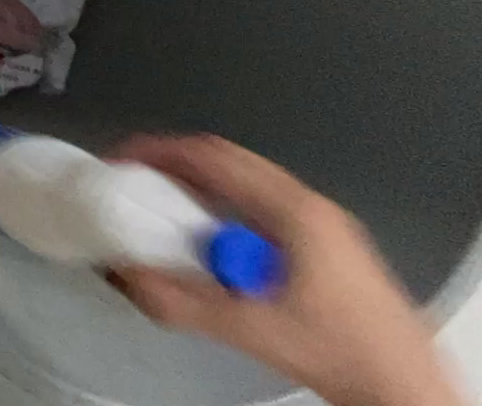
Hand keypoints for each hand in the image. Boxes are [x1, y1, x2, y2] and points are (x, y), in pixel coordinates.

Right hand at [109, 134, 462, 405]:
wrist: (413, 395)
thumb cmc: (342, 354)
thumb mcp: (249, 329)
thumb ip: (177, 300)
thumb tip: (119, 272)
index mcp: (294, 212)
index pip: (211, 156)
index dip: (156, 151)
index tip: (118, 164)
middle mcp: (309, 205)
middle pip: (225, 157)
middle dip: (169, 160)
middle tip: (129, 176)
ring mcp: (322, 222)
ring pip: (241, 175)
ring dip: (193, 179)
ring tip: (156, 200)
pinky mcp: (325, 241)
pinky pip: (256, 197)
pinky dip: (216, 198)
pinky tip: (201, 231)